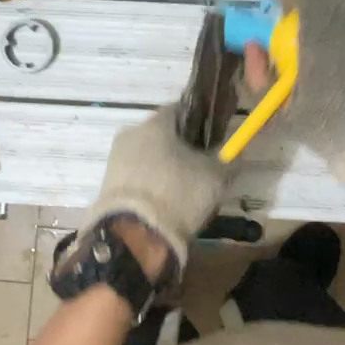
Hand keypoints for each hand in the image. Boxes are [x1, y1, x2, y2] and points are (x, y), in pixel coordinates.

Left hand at [82, 104, 226, 274]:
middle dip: (179, 149)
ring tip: (181, 193)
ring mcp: (114, 160)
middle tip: (199, 171)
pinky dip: (148, 187)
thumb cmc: (178, 194)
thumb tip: (237, 152)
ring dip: (162, 169)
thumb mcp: (216, 177)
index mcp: (156, 123)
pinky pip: (134, 179)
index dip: (199, 123)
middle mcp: (131, 133)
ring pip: (146, 158)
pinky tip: (162, 205)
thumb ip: (230, 159)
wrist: (135, 234)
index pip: (180, 110)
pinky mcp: (106, 185)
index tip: (211, 141)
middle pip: (160, 135)